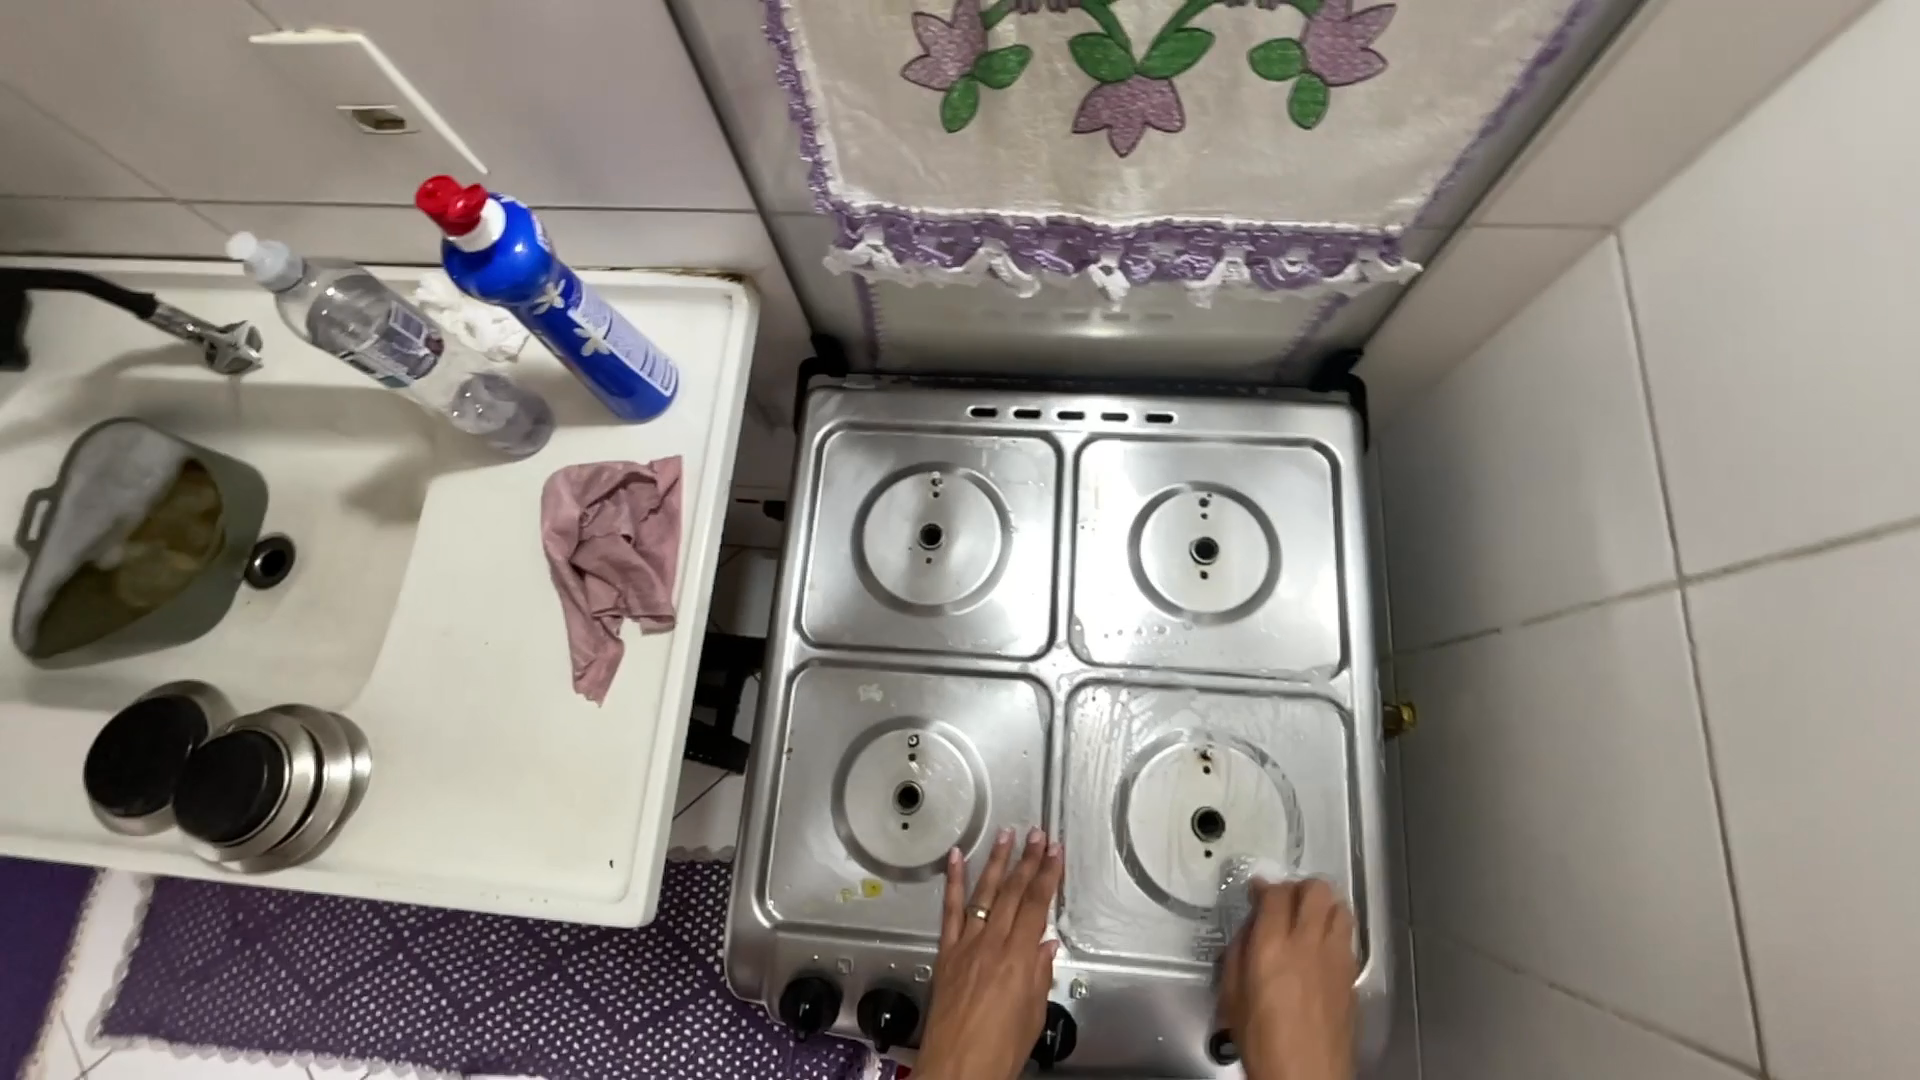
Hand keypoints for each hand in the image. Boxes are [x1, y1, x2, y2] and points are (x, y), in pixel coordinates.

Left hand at [914, 826, 1063, 1079]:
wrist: (957, 1071)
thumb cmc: (999, 1051)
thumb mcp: (1033, 1016)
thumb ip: (1039, 975)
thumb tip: (1046, 946)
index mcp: (1018, 959)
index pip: (1037, 905)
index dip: (1047, 875)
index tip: (1055, 852)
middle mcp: (992, 944)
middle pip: (1014, 892)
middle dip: (1027, 860)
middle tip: (1037, 835)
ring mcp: (966, 944)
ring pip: (985, 893)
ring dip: (996, 861)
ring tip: (1006, 834)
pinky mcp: (947, 952)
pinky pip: (950, 910)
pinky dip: (952, 882)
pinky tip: (955, 858)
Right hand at [1218, 878, 1357, 1079]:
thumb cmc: (1264, 1043)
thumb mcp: (1232, 991)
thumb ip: (1239, 950)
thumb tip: (1249, 930)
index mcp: (1272, 945)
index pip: (1275, 892)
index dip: (1264, 885)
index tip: (1256, 890)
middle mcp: (1308, 945)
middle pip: (1316, 890)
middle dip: (1298, 886)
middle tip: (1284, 898)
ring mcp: (1336, 961)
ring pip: (1340, 908)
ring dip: (1322, 905)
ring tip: (1307, 916)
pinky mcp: (1352, 980)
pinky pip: (1347, 938)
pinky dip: (1334, 931)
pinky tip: (1320, 947)